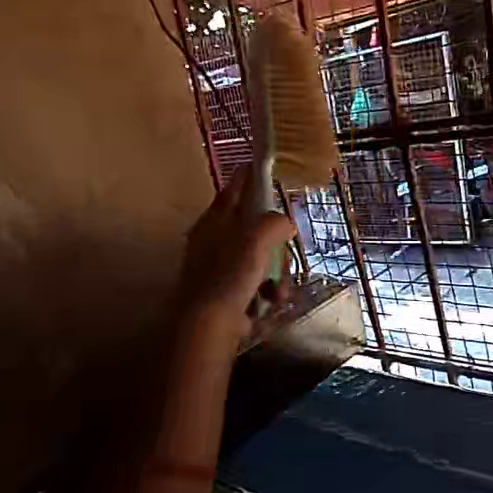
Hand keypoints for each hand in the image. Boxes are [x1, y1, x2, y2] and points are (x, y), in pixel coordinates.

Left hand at [175, 168, 298, 334]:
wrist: (208, 326)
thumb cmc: (229, 275)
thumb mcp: (257, 238)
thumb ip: (274, 222)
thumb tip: (285, 223)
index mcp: (215, 221)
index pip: (234, 189)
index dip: (249, 177)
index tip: (262, 167)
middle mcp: (213, 241)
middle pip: (254, 227)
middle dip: (276, 242)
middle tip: (285, 249)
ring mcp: (219, 269)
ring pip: (261, 258)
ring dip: (277, 273)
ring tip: (280, 290)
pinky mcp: (226, 294)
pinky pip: (257, 283)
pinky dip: (268, 292)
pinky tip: (272, 302)